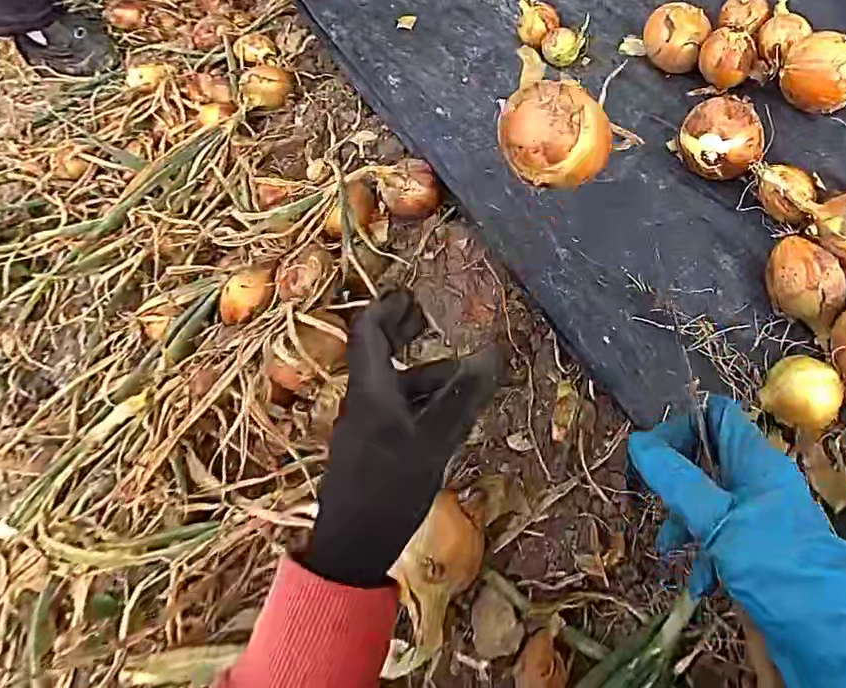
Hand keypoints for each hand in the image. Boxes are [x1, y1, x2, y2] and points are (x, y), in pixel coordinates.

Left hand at [303, 289, 503, 587]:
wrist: (351, 550)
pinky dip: (426, 398)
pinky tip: (452, 410)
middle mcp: (365, 400)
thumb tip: (494, 354)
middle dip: (408, 334)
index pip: (368, 331)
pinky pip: (402, 407)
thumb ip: (462, 397)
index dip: (388, 307)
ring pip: (399, 383)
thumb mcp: (433, 441)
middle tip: (434, 322)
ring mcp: (368, 424)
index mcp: (370, 390)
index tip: (413, 295)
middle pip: (380, 352)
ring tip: (467, 376)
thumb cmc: (388, 488)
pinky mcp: (376, 446)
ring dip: (429, 372)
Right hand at [629, 394, 845, 687]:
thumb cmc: (777, 566)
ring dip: (685, 520)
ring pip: (711, 501)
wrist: (835, 640)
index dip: (682, 426)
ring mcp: (760, 519)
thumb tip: (638, 441)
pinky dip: (705, 554)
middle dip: (677, 479)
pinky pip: (722, 539)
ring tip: (668, 549)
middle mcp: (758, 481)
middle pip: (708, 458)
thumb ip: (678, 481)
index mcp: (755, 458)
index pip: (716, 415)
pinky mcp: (760, 555)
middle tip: (654, 503)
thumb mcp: (719, 521)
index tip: (653, 456)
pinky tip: (699, 584)